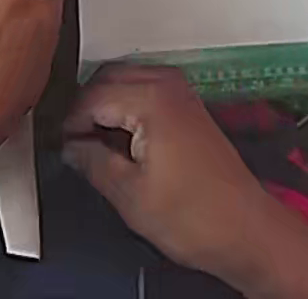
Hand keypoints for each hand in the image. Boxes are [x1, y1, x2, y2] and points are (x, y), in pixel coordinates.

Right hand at [61, 66, 307, 298]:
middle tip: (74, 143)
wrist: (247, 230)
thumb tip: (69, 146)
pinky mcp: (185, 99)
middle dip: (85, 107)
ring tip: (95, 142)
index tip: (60, 145)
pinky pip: (142, 86)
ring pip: (123, 78)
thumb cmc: (194, 216)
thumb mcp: (130, 196)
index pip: (91, 96)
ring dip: (104, 103)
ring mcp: (177, 87)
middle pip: (105, 77)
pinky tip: (121, 137)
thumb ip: (91, 162)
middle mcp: (163, 81)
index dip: (70, 122)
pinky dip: (124, 103)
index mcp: (149, 99)